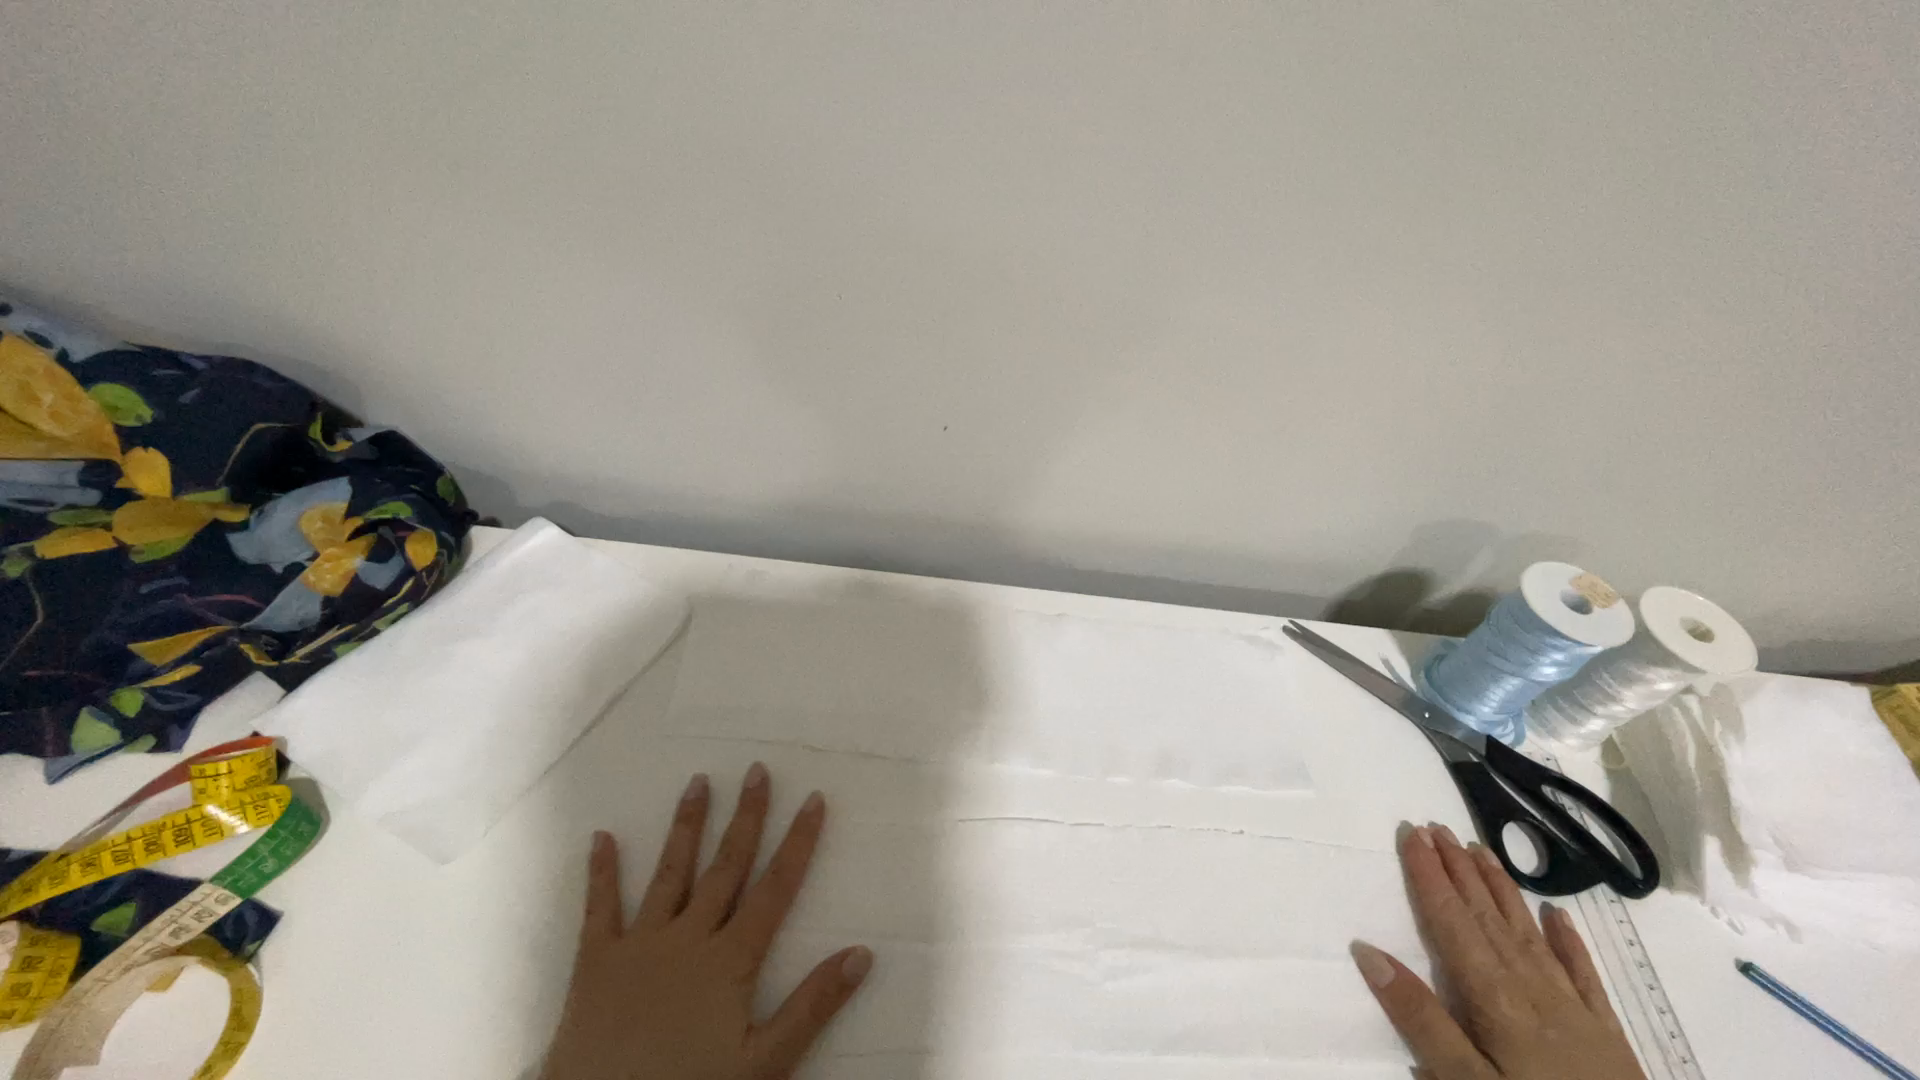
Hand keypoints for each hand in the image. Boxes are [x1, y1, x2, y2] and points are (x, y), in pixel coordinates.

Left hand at [541, 765, 871, 1079]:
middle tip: (758, 770)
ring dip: (686, 825)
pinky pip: (599, 909)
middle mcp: (688, 937)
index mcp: (731, 959)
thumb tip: (862, 953)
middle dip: (746, 816)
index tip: (814, 799)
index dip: (798, 842)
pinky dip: (600, 873)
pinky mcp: (595, 962)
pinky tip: (601, 837)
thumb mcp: (765, 1064)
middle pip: (726, 866)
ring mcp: (639, 944)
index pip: (775, 888)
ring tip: (699, 781)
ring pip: (670, 872)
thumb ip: (812, 1006)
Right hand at [1351, 824, 1645, 1079]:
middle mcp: (1532, 989)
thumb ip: (1419, 1018)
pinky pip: (1582, 974)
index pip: (1451, 922)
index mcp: (1493, 998)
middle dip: (1458, 870)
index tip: (1412, 834)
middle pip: (1487, 917)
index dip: (1429, 876)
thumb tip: (1368, 952)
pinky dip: (1567, 940)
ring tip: (1480, 850)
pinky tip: (1557, 914)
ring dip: (1500, 889)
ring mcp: (1574, 1009)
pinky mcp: (1606, 1035)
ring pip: (1528, 933)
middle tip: (1436, 827)